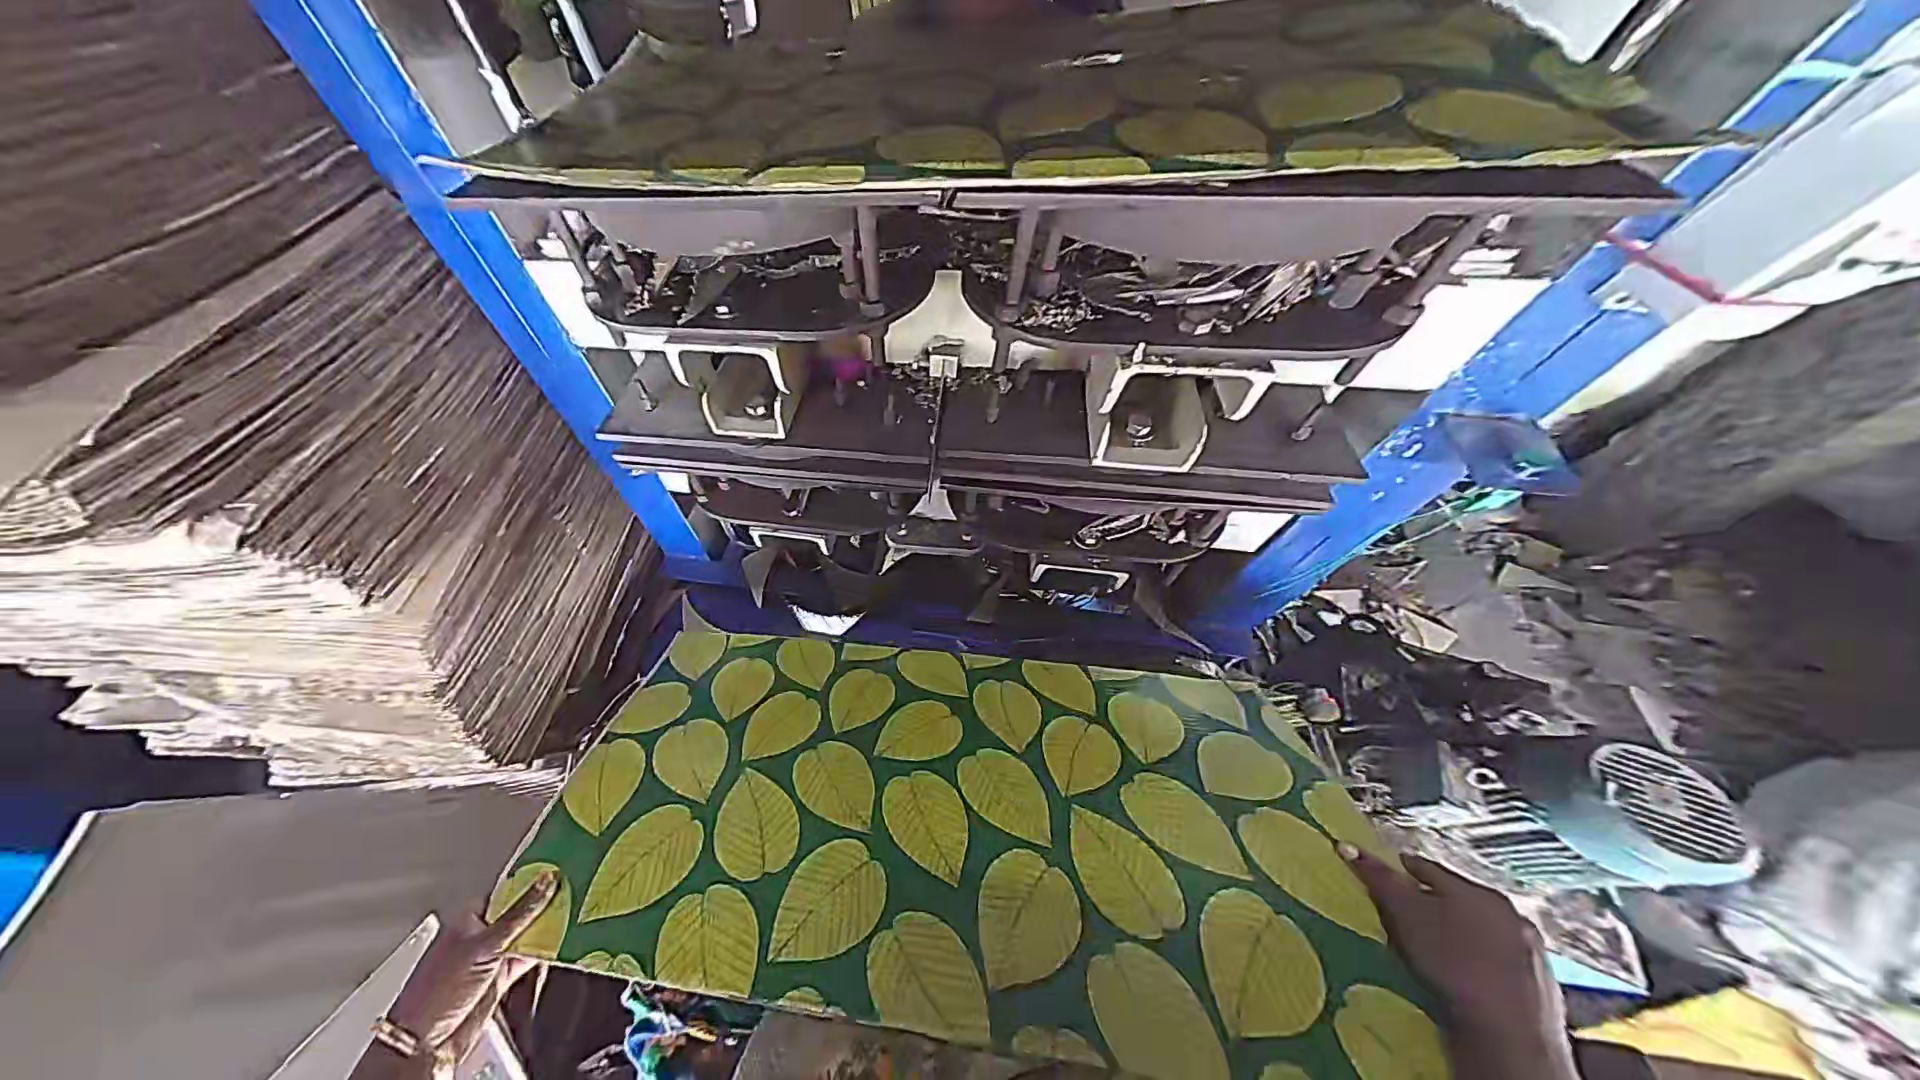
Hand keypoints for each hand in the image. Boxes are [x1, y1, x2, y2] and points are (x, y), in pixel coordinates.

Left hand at [361, 871, 554, 1077]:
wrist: (424, 1046)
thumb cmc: (433, 995)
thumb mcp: (484, 946)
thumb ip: (520, 914)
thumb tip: (546, 881)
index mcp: (468, 918)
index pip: (509, 889)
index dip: (534, 879)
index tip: (560, 870)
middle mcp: (480, 935)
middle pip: (522, 911)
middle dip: (545, 904)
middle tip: (573, 890)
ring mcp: (492, 957)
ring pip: (529, 933)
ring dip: (549, 927)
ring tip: (574, 912)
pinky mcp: (502, 977)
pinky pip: (532, 955)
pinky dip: (548, 949)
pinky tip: (563, 941)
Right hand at [1342, 846, 1579, 1079]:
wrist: (1508, 1036)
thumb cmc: (1449, 962)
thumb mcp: (1402, 913)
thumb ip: (1376, 878)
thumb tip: (1345, 846)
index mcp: (1477, 890)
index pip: (1427, 868)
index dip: (1400, 870)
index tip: (1384, 878)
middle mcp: (1510, 914)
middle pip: (1457, 899)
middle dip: (1432, 903)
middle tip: (1405, 915)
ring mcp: (1531, 953)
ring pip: (1480, 931)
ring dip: (1458, 934)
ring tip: (1431, 949)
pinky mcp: (1541, 990)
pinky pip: (1497, 963)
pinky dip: (1478, 963)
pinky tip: (1461, 977)